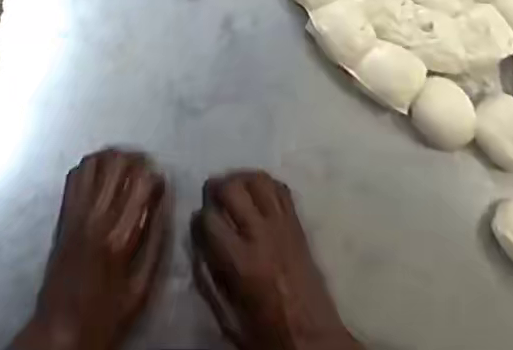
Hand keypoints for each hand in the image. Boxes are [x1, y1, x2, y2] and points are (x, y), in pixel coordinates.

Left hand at [12, 148, 169, 349]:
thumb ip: (155, 243)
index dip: (154, 176)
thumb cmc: (106, 315)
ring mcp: (76, 211)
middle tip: (146, 168)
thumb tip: (164, 205)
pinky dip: (91, 165)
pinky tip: (102, 172)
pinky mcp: (62, 213)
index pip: (140, 183)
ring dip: (114, 157)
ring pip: (95, 162)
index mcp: (120, 237)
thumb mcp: (141, 289)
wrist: (61, 329)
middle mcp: (96, 216)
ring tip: (127, 165)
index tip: (160, 182)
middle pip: (117, 164)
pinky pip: (75, 175)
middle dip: (136, 160)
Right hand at [191, 171, 361, 349]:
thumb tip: (198, 239)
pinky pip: (281, 189)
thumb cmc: (266, 331)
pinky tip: (256, 195)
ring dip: (240, 179)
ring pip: (257, 179)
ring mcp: (282, 226)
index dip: (198, 219)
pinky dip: (265, 185)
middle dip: (215, 188)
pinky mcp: (298, 225)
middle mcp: (261, 235)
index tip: (199, 226)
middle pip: (231, 188)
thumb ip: (209, 272)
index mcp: (241, 262)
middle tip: (211, 199)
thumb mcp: (227, 312)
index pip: (208, 218)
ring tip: (233, 190)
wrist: (314, 340)